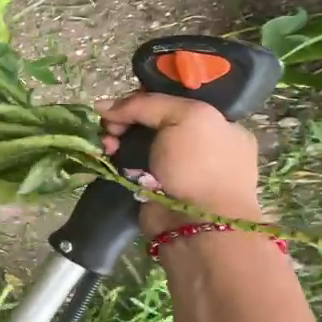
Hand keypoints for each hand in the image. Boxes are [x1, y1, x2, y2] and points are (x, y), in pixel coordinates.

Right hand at [99, 92, 263, 236]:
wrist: (196, 220)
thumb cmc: (201, 165)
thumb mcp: (187, 117)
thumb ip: (146, 104)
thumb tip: (103, 107)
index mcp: (218, 125)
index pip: (170, 101)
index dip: (141, 100)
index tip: (120, 107)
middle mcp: (199, 144)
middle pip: (148, 120)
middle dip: (123, 120)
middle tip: (110, 129)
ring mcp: (176, 166)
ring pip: (134, 141)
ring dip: (114, 139)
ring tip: (106, 147)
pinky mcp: (153, 184)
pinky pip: (127, 162)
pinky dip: (114, 158)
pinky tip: (108, 158)